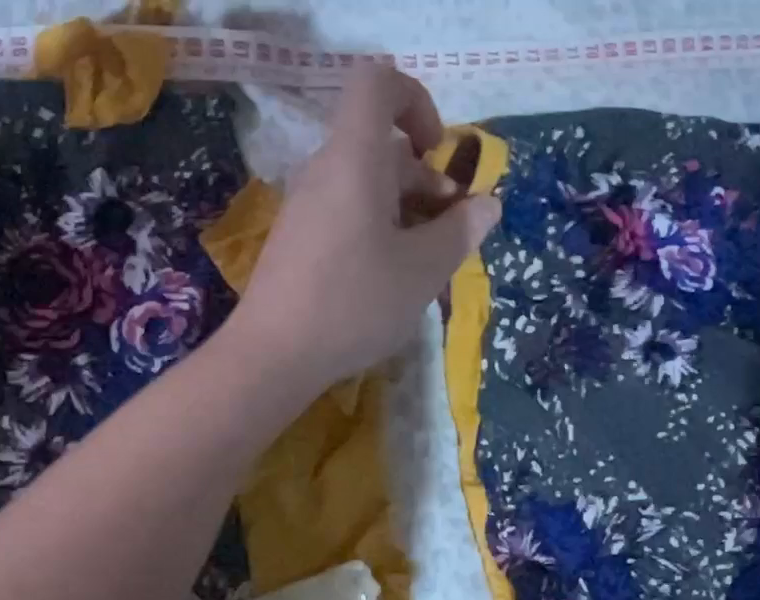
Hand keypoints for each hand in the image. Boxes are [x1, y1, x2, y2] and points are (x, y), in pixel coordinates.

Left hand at [227, 66, 500, 388]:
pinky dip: (375, 232)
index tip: (437, 152)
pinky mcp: (295, 243)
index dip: (416, 101)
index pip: (378, 84)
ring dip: (404, 213)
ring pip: (364, 188)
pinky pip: (344, 216)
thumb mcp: (423, 271)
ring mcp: (304, 209)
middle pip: (380, 147)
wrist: (273, 356)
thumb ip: (460, 232)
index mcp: (355, 158)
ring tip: (427, 266)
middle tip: (450, 231)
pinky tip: (390, 282)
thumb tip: (486, 205)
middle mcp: (324, 172)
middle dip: (424, 180)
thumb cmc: (354, 304)